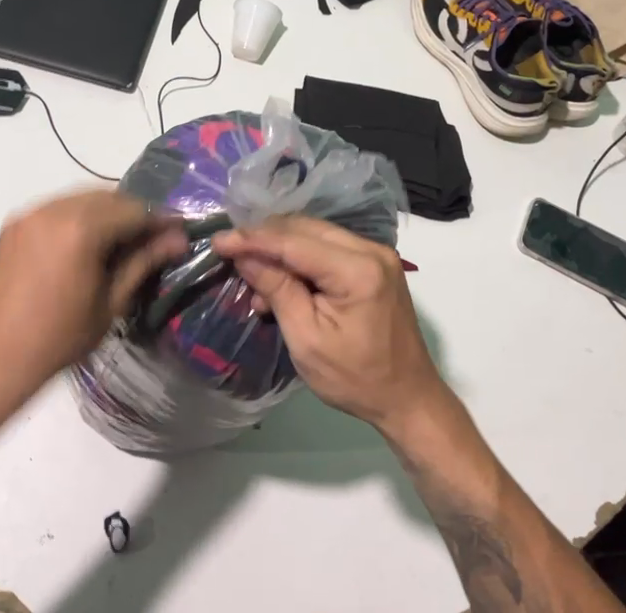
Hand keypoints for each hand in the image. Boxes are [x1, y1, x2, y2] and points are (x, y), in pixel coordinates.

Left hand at [0, 190, 185, 402]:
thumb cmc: (59, 338)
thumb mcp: (110, 302)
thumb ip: (143, 262)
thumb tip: (178, 239)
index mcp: (79, 229)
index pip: (132, 210)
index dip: (159, 220)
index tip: (179, 231)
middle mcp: (53, 210)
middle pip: (107, 197)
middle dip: (134, 214)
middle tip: (155, 238)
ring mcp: (30, 214)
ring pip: (82, 199)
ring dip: (108, 213)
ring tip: (124, 241)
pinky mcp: (16, 224)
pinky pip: (58, 208)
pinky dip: (80, 217)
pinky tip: (90, 243)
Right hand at [212, 217, 445, 432]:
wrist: (408, 398)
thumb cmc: (355, 378)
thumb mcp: (306, 339)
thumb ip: (277, 289)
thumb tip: (244, 255)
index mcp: (357, 270)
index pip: (293, 241)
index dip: (252, 238)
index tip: (218, 241)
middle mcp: (371, 250)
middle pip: (305, 228)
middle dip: (264, 239)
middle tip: (231, 257)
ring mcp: (376, 254)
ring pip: (315, 234)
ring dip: (281, 250)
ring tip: (256, 283)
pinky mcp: (375, 263)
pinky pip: (328, 247)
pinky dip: (300, 258)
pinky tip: (282, 283)